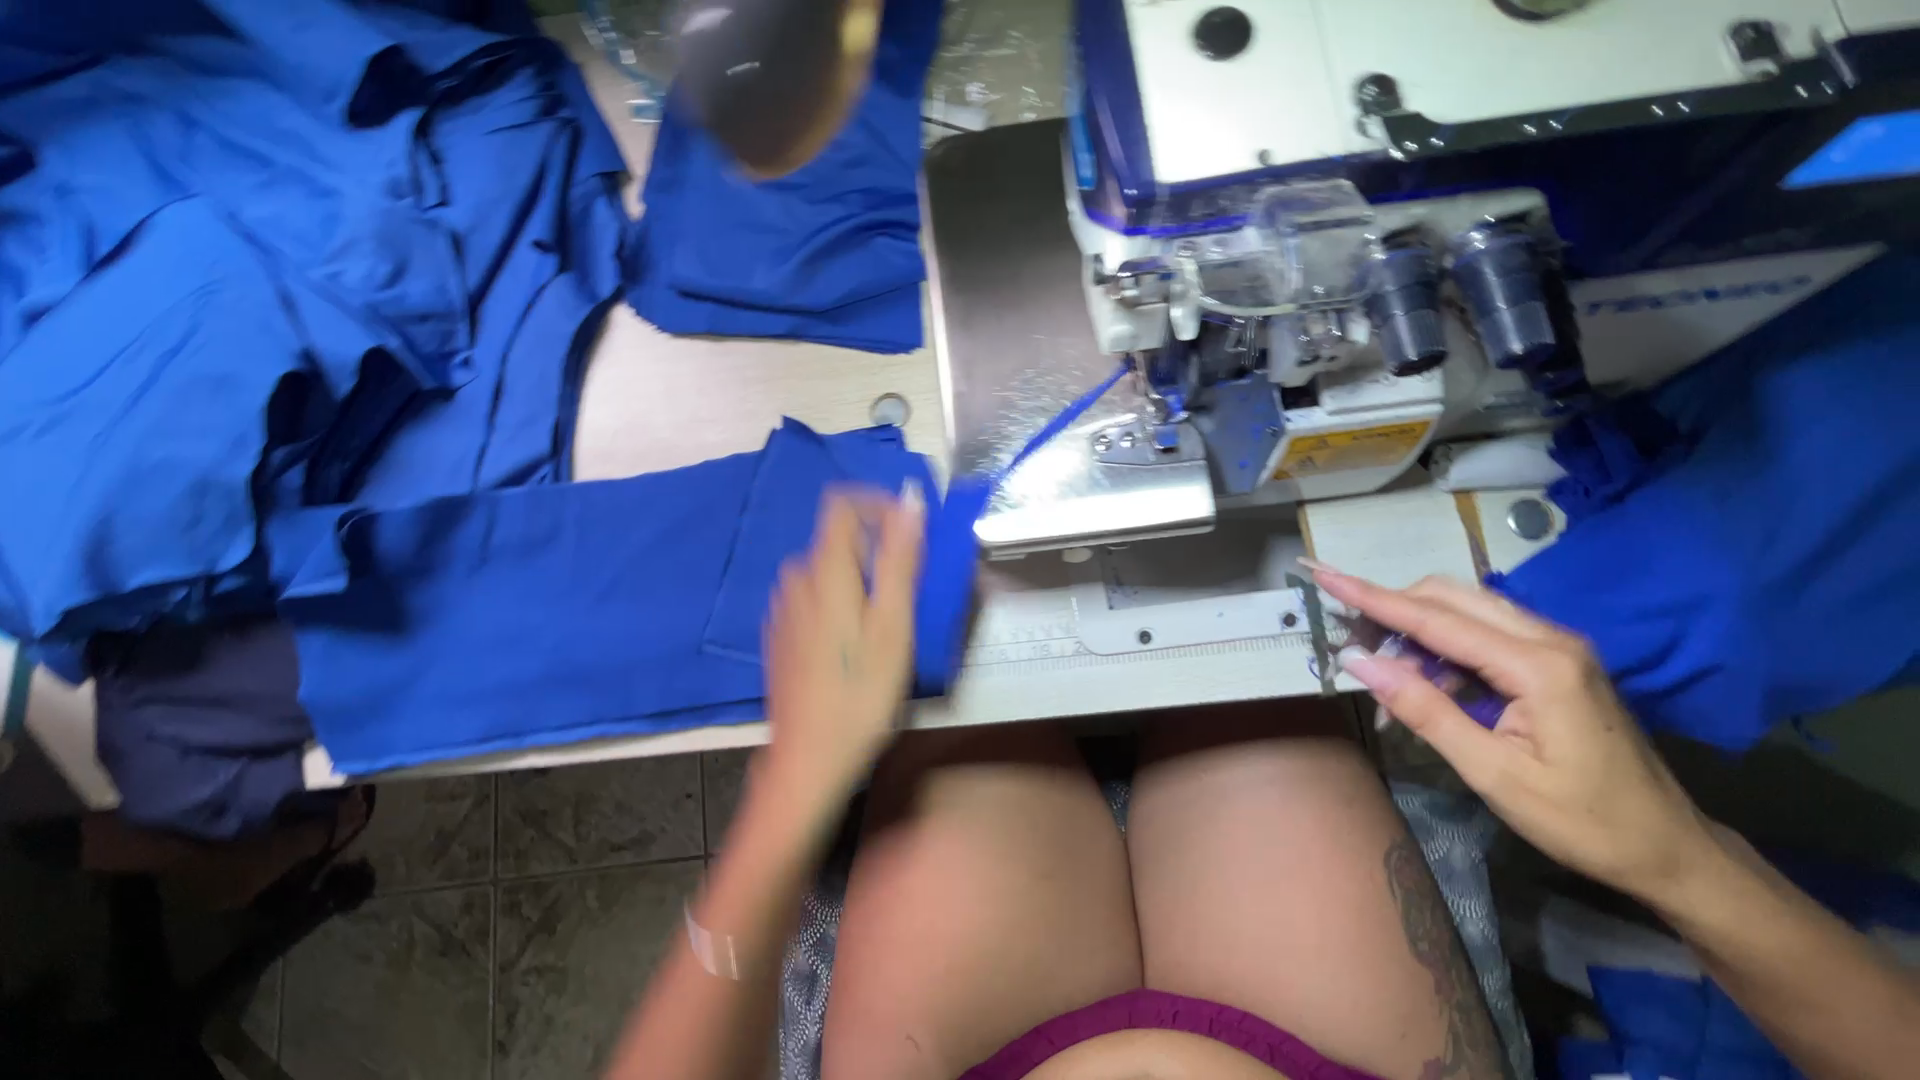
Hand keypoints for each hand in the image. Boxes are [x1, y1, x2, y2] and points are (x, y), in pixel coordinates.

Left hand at [761, 488, 923, 802]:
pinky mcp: (780, 637)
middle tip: (910, 596)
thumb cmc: (861, 694)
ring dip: (861, 581)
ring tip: (887, 626)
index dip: (880, 506)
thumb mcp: (893, 626)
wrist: (808, 760)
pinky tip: (855, 647)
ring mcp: (783, 610)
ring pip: (828, 571)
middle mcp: (795, 580)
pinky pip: (815, 599)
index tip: (913, 534)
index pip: (843, 504)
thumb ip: (900, 559)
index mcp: (823, 570)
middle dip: (878, 552)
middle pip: (839, 540)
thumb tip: (911, 500)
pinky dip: (841, 604)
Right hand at [1312, 567, 1716, 903]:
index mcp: (1538, 665)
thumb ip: (1424, 710)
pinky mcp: (1558, 662)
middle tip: (1345, 632)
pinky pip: (1488, 632)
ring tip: (1380, 664)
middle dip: (1392, 606)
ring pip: (1469, 609)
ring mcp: (1559, 647)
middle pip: (1452, 597)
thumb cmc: (1581, 820)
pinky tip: (1427, 680)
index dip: (1372, 598)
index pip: (1436, 619)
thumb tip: (1357, 662)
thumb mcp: (1492, 772)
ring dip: (1417, 626)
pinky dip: (1445, 645)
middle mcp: (1550, 639)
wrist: (1669, 848)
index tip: (1323, 574)